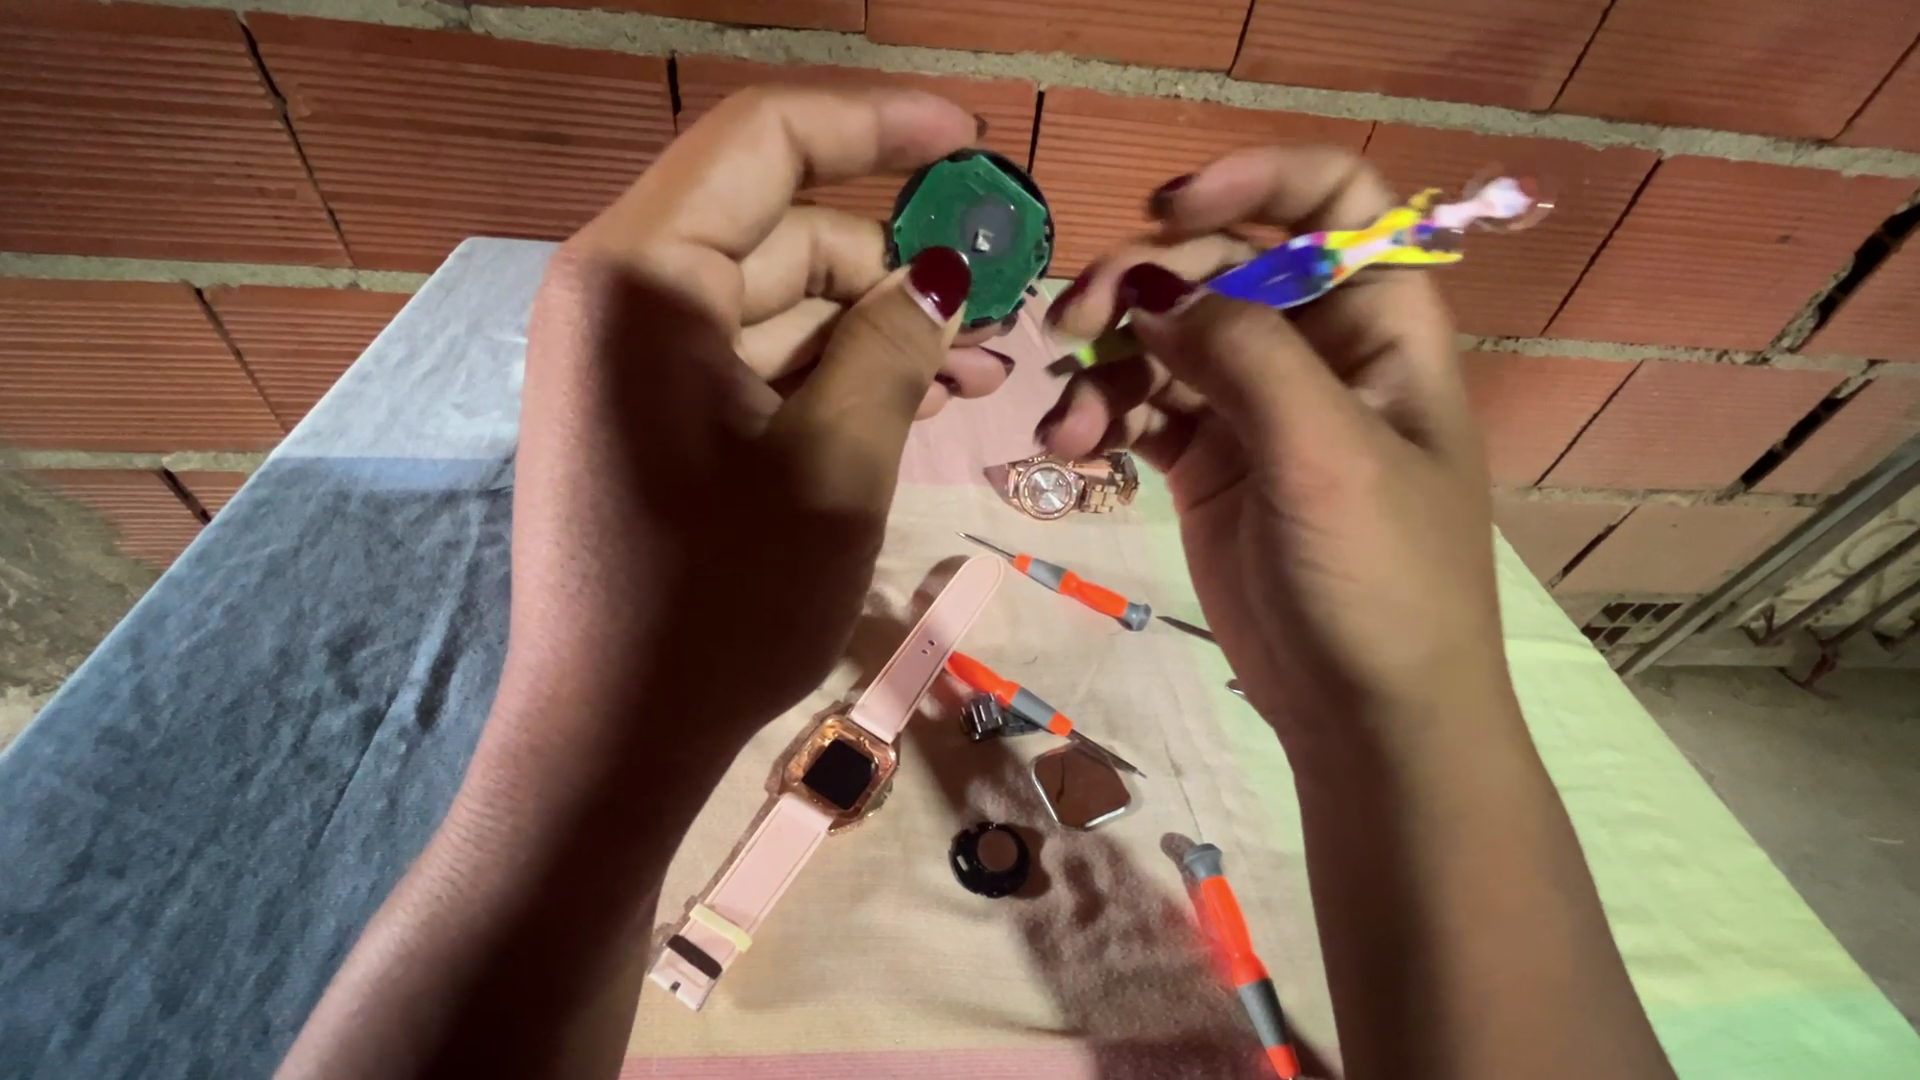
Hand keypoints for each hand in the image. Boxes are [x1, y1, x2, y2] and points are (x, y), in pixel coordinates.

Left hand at [506, 86, 991, 742]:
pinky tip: (914, 402)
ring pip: (779, 309)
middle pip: (782, 236)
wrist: (620, 736)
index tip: (970, 143)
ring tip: (978, 372)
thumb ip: (893, 345)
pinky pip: (757, 368)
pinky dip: (832, 377)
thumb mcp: (837, 462)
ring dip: (877, 332)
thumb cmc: (726, 602)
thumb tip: (940, 275)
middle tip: (996, 313)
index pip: (767, 142)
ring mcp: (635, 365)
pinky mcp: (655, 421)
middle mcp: (622, 299)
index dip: (878, 126)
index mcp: (643, 278)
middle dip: (894, 268)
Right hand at [1039, 148, 1515, 760]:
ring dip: (1105, 370)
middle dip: (1143, 286)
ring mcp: (1252, 411)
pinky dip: (1103, 418)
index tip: (1167, 205)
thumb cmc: (1378, 577)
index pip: (1332, 206)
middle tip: (1073, 323)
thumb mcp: (1324, 452)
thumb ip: (1243, 353)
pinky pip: (1142, 412)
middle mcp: (1314, 354)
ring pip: (1164, 346)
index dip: (1256, 181)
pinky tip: (1071, 445)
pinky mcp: (1205, 465)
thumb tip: (1153, 289)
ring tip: (1066, 426)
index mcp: (1378, 327)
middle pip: (1220, 271)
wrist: (1360, 709)